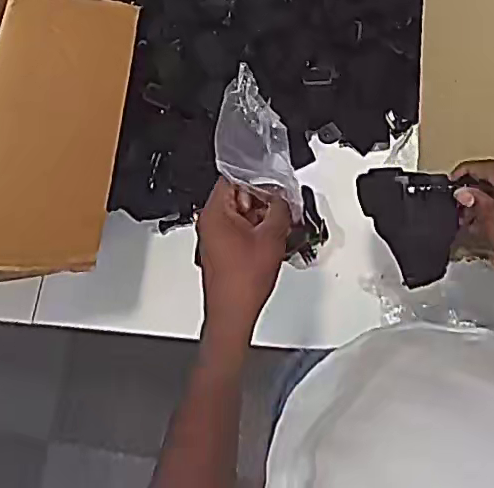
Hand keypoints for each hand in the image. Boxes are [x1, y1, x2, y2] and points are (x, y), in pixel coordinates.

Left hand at [196, 178, 289, 339]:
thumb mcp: (271, 237)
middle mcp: (210, 221)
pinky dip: (255, 231)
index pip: (232, 178)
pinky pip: (239, 230)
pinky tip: (270, 242)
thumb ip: (280, 210)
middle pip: (238, 195)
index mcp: (215, 212)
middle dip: (261, 200)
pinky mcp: (221, 250)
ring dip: (260, 217)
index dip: (255, 179)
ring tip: (278, 227)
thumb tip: (283, 200)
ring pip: (240, 213)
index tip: (272, 185)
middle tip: (280, 208)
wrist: (233, 315)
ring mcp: (214, 237)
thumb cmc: (241, 283)